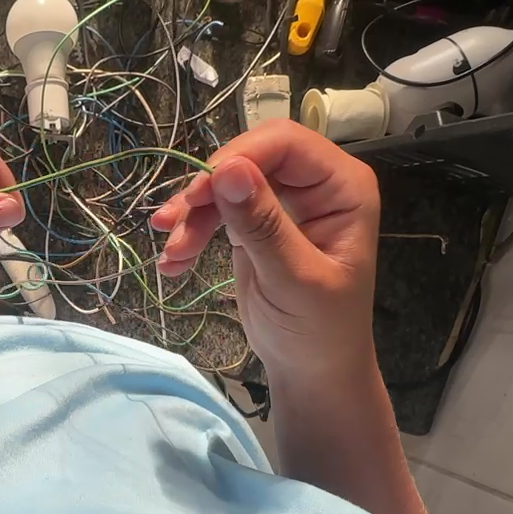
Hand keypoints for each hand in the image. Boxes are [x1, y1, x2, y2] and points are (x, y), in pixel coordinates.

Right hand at [150, 120, 379, 387]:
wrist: (312, 369)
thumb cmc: (319, 330)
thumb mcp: (293, 280)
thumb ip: (262, 226)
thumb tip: (227, 171)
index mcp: (341, 187)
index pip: (285, 144)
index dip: (238, 158)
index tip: (198, 195)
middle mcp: (313, 185)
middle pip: (249, 159)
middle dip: (207, 190)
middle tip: (171, 225)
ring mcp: (282, 203)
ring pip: (226, 185)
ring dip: (192, 216)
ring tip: (171, 254)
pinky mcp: (255, 224)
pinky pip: (217, 211)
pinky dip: (192, 232)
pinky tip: (173, 262)